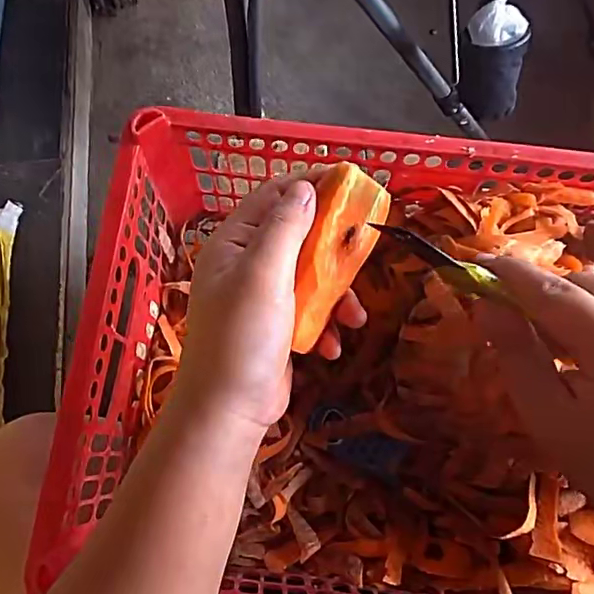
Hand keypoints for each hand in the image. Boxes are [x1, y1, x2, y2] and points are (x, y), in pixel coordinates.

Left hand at [176, 172, 366, 431]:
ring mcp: (262, 297)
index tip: (349, 182)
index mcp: (233, 243)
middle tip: (364, 247)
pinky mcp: (277, 326)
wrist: (229, 410)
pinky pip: (310, 311)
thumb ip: (285, 227)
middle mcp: (246, 264)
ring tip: (353, 316)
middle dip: (331, 247)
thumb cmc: (241, 337)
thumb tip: (305, 189)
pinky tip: (331, 346)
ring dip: (336, 294)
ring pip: (311, 276)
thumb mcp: (264, 274)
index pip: (273, 197)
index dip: (310, 185)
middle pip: (298, 236)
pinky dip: (325, 324)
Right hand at [473, 257, 593, 506]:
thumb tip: (486, 303)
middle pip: (585, 284)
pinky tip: (584, 353)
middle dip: (542, 292)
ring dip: (570, 304)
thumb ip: (516, 352)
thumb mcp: (545, 414)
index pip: (557, 295)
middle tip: (508, 316)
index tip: (477, 264)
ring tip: (548, 343)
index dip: (513, 276)